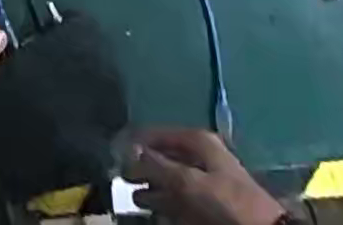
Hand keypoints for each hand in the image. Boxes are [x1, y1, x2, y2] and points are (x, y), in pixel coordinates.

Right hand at [127, 128, 284, 224]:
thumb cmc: (227, 201)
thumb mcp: (190, 182)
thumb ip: (158, 166)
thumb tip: (129, 150)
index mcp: (197, 142)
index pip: (157, 134)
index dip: (136, 142)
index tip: (115, 151)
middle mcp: (200, 156)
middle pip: (163, 156)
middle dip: (142, 166)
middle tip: (121, 174)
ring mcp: (206, 180)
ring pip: (171, 179)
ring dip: (152, 186)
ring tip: (133, 195)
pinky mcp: (210, 203)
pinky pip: (181, 198)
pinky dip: (165, 201)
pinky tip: (152, 207)